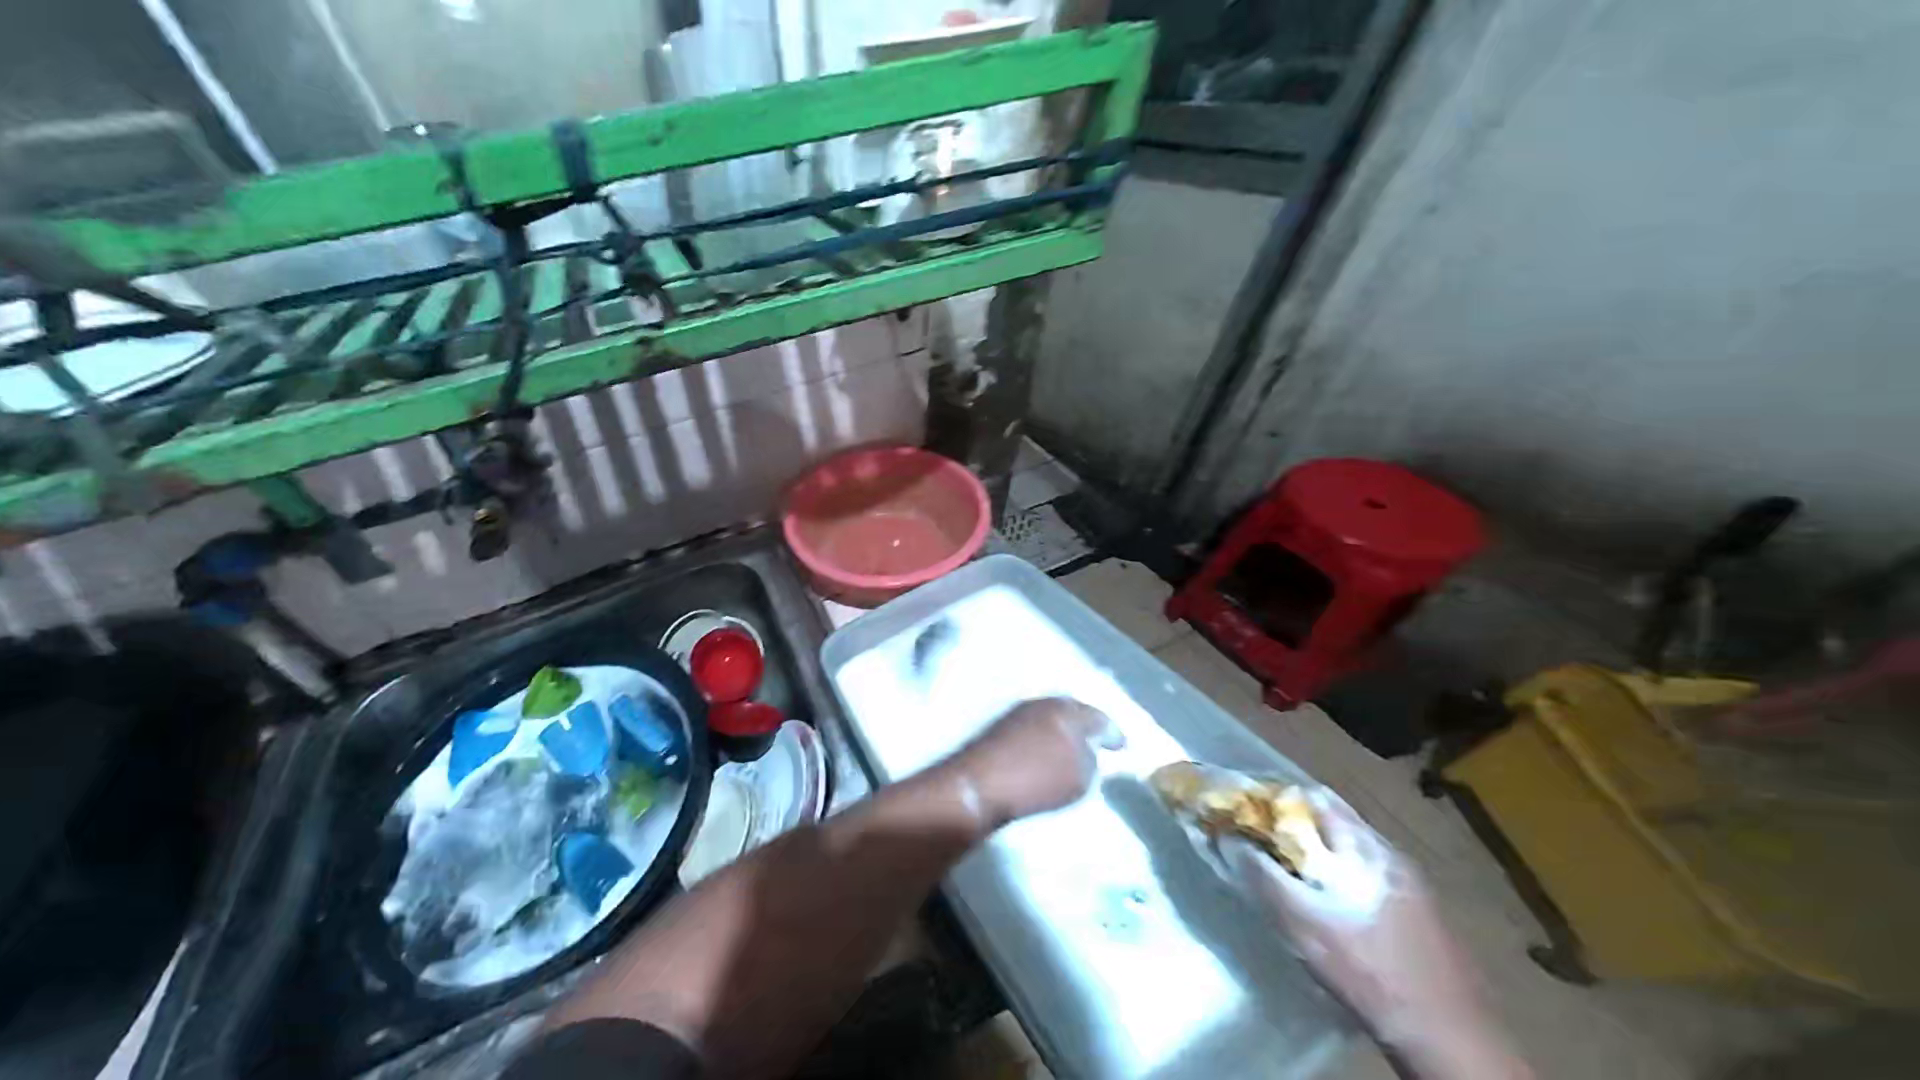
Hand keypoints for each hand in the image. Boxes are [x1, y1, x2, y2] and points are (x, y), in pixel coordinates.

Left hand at [940, 697, 1118, 830]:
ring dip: (1063, 729)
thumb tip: (1090, 749)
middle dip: (1086, 725)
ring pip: (1050, 715)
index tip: (1122, 746)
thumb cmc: (1036, 782)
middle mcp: (1044, 702)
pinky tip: (1044, 749)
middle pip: (1072, 710)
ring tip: (1072, 747)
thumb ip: (1092, 760)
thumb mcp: (1080, 779)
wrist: (978, 784)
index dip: (1113, 732)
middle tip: (1097, 741)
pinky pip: (1031, 726)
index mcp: (1068, 710)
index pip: (1099, 717)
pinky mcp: (998, 726)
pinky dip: (1043, 735)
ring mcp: (1018, 712)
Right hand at [1223, 789, 1530, 1079]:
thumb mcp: (1301, 923)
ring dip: (1312, 841)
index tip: (1240, 805)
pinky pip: (1362, 866)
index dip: (1271, 795)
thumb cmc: (1366, 969)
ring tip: (1281, 859)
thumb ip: (1262, 876)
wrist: (1448, 1033)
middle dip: (1289, 816)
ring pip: (1347, 841)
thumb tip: (1228, 838)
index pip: (1310, 795)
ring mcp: (1405, 877)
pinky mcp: (1415, 905)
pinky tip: (1323, 893)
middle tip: (1255, 832)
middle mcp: (1385, 849)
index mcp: (1361, 844)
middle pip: (1329, 814)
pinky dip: (1333, 865)